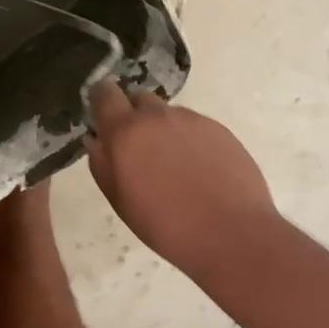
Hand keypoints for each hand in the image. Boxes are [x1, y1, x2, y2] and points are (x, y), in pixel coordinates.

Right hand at [86, 80, 279, 270]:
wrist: (231, 234)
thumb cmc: (164, 224)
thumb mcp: (118, 199)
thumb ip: (101, 162)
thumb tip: (97, 139)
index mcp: (125, 131)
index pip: (104, 93)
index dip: (102, 100)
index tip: (104, 116)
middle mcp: (157, 116)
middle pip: (138, 98)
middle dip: (134, 116)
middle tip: (140, 148)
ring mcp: (191, 120)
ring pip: (168, 113)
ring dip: (163, 129)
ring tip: (174, 165)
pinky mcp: (219, 129)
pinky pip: (194, 125)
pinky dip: (190, 139)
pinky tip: (199, 170)